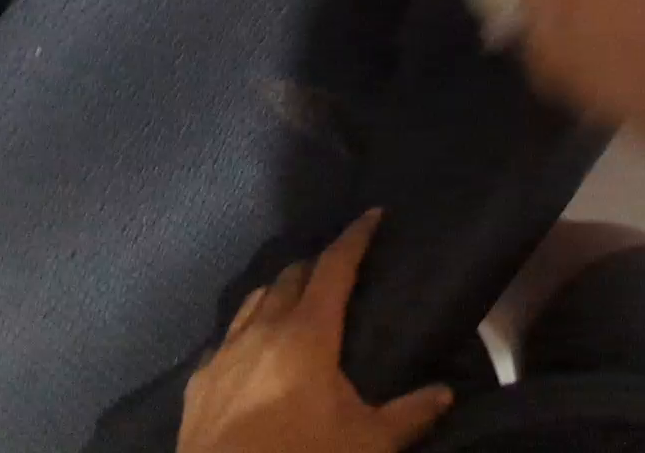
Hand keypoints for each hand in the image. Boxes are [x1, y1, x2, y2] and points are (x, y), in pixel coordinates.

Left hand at [179, 210, 453, 452]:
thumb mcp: (366, 445)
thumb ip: (408, 415)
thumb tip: (445, 393)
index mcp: (307, 333)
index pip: (335, 266)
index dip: (355, 236)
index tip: (373, 214)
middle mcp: (263, 328)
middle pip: (292, 275)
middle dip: (317, 263)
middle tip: (339, 268)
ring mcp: (225, 353)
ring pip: (255, 300)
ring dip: (280, 291)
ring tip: (297, 299)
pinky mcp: (199, 382)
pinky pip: (227, 338)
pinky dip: (247, 329)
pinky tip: (253, 350)